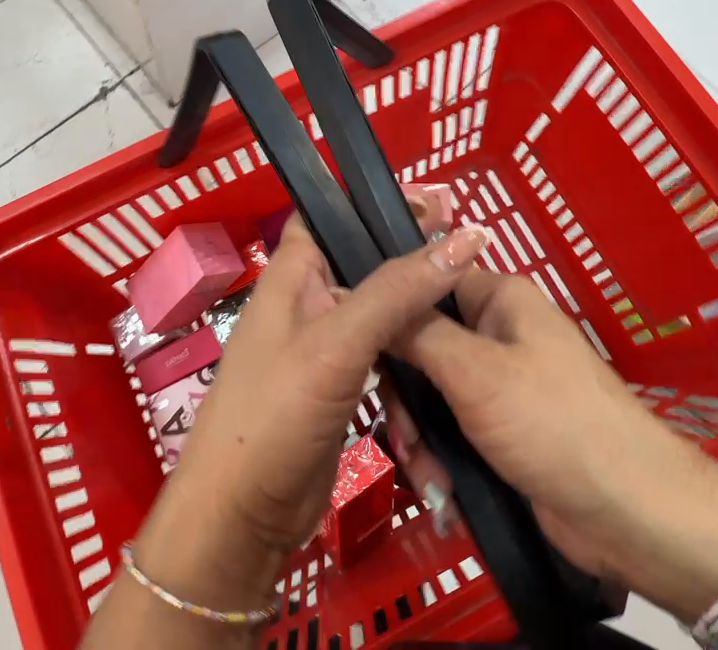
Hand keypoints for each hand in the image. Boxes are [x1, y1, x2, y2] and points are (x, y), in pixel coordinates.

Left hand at [127, 189, 485, 605]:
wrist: (243, 516)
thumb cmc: (276, 414)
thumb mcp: (338, 343)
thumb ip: (399, 290)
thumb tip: (466, 236)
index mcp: (292, 275)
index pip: (331, 215)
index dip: (376, 203)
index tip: (437, 201)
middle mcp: (308, 302)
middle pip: (366, 263)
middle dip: (414, 258)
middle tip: (474, 249)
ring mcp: (325, 348)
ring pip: (383, 315)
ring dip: (420, 317)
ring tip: (473, 303)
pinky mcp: (341, 389)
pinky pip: (386, 362)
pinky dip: (412, 369)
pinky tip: (448, 366)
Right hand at [393, 267, 717, 614]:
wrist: (627, 514)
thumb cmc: (553, 424)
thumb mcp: (475, 371)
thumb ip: (416, 331)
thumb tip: (368, 289)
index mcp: (498, 298)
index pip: (424, 280)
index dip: (387, 308)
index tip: (354, 343)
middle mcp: (495, 333)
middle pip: (418, 344)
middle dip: (403, 394)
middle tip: (401, 432)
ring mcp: (496, 383)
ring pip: (428, 393)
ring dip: (419, 435)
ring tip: (426, 473)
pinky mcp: (498, 429)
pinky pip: (448, 429)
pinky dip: (439, 456)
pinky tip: (441, 489)